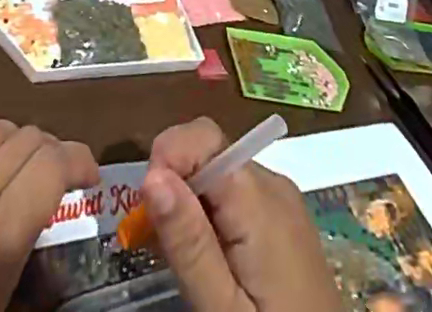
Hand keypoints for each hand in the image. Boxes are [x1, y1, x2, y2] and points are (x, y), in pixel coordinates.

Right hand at [142, 117, 341, 311]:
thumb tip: (151, 174)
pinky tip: (207, 259)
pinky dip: (208, 213)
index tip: (148, 208)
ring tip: (181, 258)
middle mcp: (272, 183)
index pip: (202, 136)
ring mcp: (281, 200)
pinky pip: (233, 193)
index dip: (167, 158)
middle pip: (207, 152)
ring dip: (187, 201)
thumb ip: (187, 240)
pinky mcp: (282, 218)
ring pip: (216, 172)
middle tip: (158, 241)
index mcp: (259, 198)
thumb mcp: (222, 308)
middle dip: (172, 183)